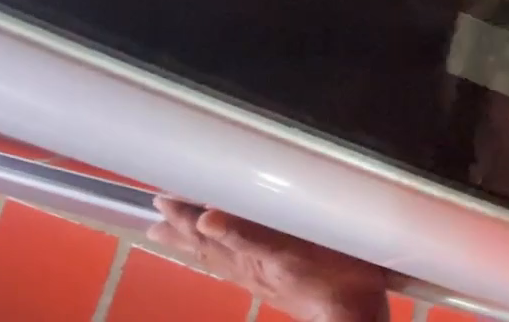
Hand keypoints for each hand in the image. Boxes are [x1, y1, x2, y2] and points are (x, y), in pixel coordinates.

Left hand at [147, 199, 389, 321]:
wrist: (350, 314)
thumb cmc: (326, 278)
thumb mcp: (286, 255)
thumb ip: (247, 237)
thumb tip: (207, 219)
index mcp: (247, 255)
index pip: (208, 233)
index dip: (186, 216)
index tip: (164, 197)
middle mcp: (248, 266)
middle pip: (208, 246)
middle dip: (183, 227)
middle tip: (158, 210)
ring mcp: (260, 275)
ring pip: (220, 255)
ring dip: (196, 240)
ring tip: (175, 229)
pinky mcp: (275, 280)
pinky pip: (238, 264)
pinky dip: (224, 252)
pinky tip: (226, 247)